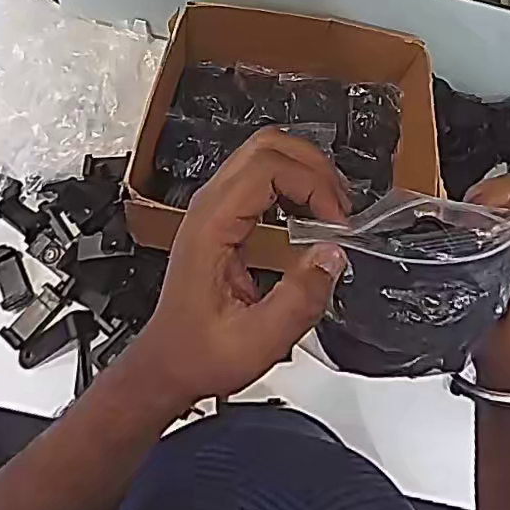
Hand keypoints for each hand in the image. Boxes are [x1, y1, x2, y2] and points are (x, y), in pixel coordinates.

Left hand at [126, 128, 350, 405]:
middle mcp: (211, 204)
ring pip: (268, 151)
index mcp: (212, 224)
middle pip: (269, 144)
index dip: (312, 184)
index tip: (337, 221)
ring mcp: (217, 203)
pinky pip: (267, 173)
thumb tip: (333, 255)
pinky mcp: (228, 211)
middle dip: (315, 167)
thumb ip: (299, 300)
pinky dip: (298, 182)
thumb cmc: (199, 353)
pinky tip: (312, 214)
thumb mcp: (256, 342)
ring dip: (308, 171)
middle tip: (340, 206)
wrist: (168, 364)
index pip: (269, 166)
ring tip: (332, 209)